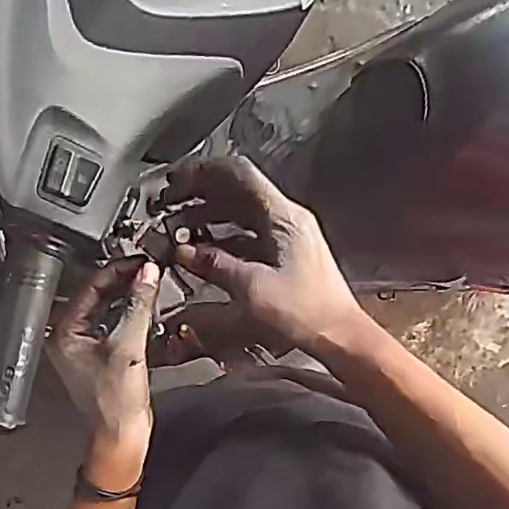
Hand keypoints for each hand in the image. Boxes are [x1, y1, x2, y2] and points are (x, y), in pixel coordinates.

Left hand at [48, 258, 162, 467]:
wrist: (123, 434)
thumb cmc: (113, 404)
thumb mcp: (128, 347)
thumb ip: (138, 306)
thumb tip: (146, 275)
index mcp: (63, 333)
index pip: (89, 287)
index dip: (116, 271)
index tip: (138, 262)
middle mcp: (68, 337)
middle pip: (95, 295)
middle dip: (122, 281)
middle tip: (145, 270)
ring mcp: (84, 346)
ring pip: (105, 308)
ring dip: (127, 296)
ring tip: (147, 283)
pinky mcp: (100, 355)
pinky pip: (112, 323)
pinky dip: (128, 312)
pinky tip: (144, 307)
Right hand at [164, 156, 372, 356]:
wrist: (337, 335)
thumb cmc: (306, 312)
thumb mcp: (250, 287)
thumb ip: (213, 265)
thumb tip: (184, 252)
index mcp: (282, 218)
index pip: (238, 175)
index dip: (202, 172)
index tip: (176, 181)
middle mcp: (286, 221)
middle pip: (236, 193)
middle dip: (199, 197)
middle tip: (170, 206)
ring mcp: (286, 239)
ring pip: (239, 216)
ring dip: (207, 220)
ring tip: (179, 232)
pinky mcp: (285, 258)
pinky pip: (246, 238)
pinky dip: (221, 241)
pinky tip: (202, 254)